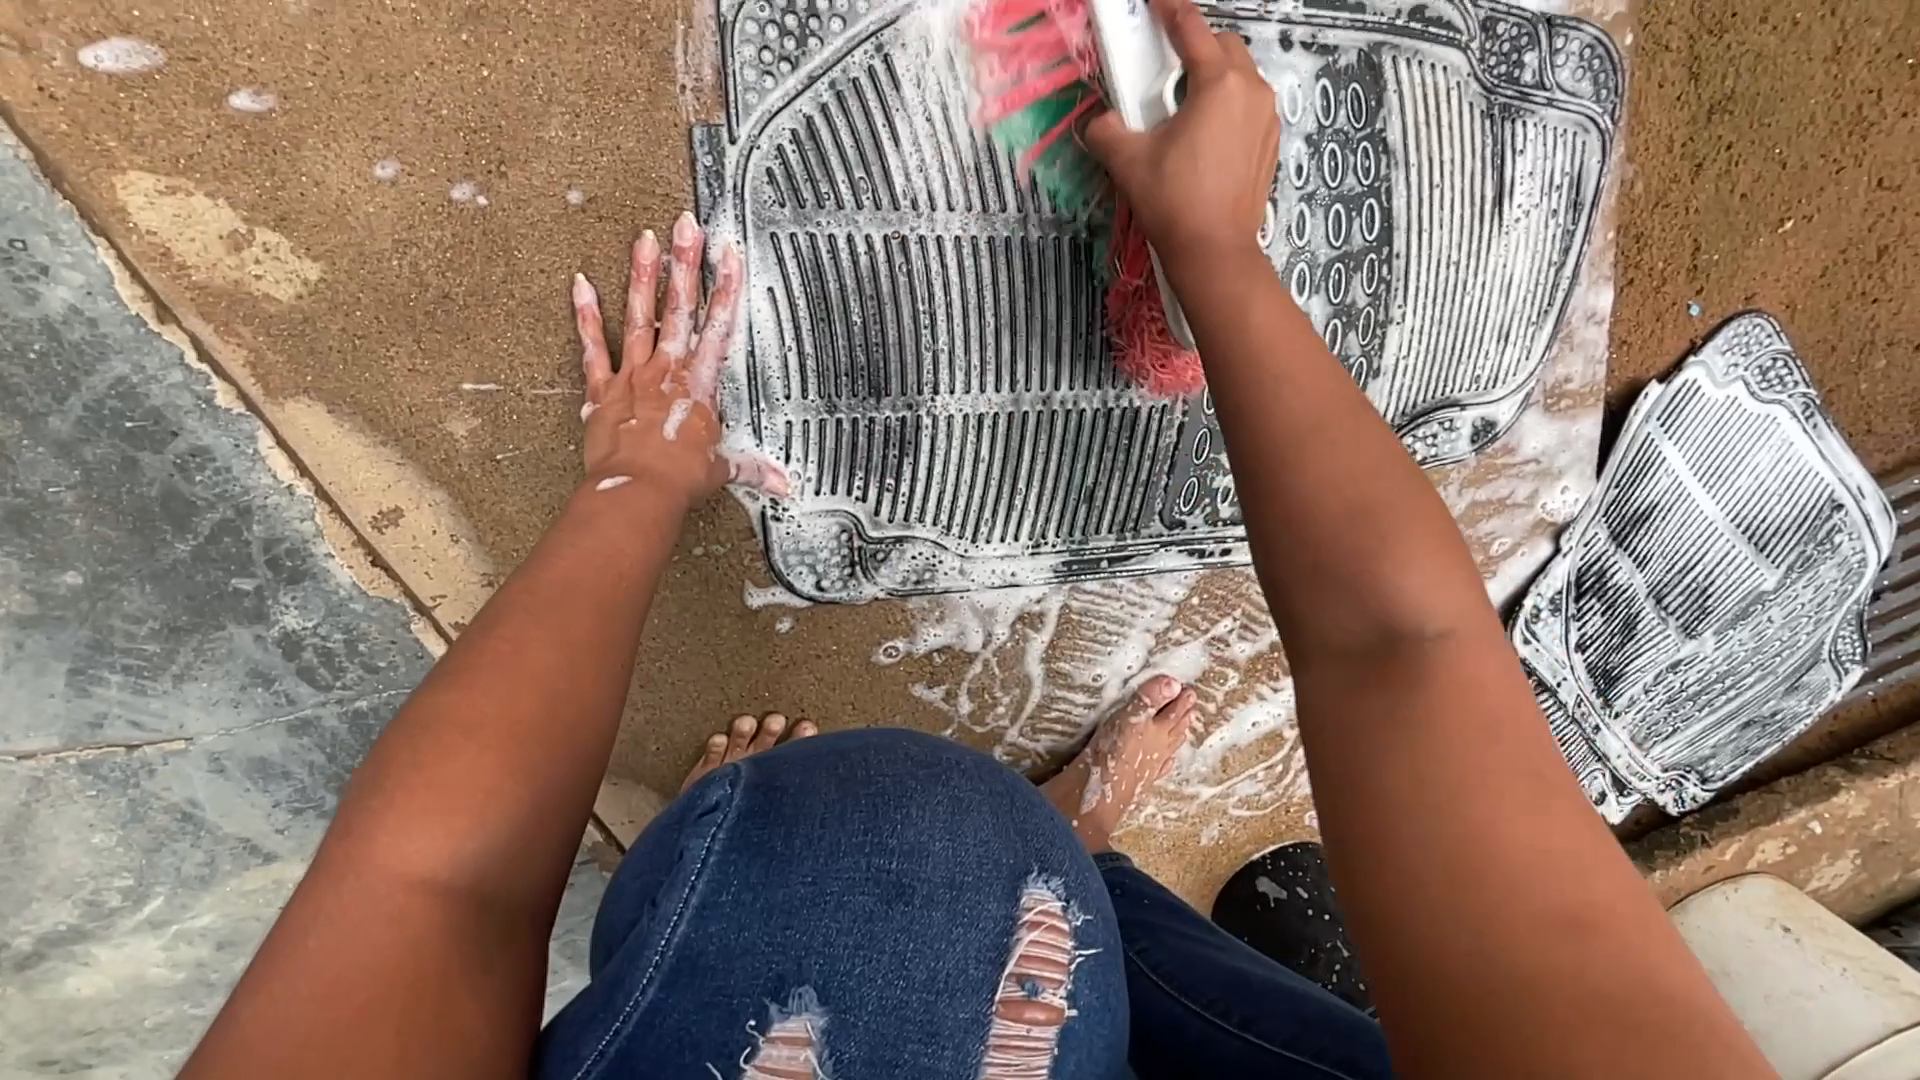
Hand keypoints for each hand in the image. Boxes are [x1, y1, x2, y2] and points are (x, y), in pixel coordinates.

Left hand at [571, 212, 787, 510]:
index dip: (726, 289)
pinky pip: (593, 347)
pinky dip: (586, 316)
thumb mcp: (722, 470)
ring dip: (643, 276)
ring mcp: (633, 376)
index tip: (729, 256)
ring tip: (645, 238)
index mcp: (699, 386)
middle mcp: (667, 371)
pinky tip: (581, 283)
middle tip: (687, 226)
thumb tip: (783, 485)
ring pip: (639, 316)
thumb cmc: (680, 480)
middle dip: (686, 265)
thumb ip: (752, 469)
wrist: (637, 491)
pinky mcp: (603, 390)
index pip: (719, 327)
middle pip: (680, 309)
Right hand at [1082, 0, 1279, 269]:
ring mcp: (1266, 119)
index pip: (1192, 27)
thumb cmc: (1174, 203)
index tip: (1155, 3)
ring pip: (1239, 78)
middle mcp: (1252, 92)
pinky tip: (1201, 141)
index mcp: (1219, 84)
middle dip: (1194, 51)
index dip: (1169, 9)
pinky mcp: (1269, 146)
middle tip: (1162, 78)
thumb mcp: (1128, 163)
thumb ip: (1106, 131)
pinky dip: (1225, 111)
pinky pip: (1247, 110)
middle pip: (1223, 47)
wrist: (1214, 253)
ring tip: (1181, 113)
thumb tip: (1097, 123)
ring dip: (1211, 82)